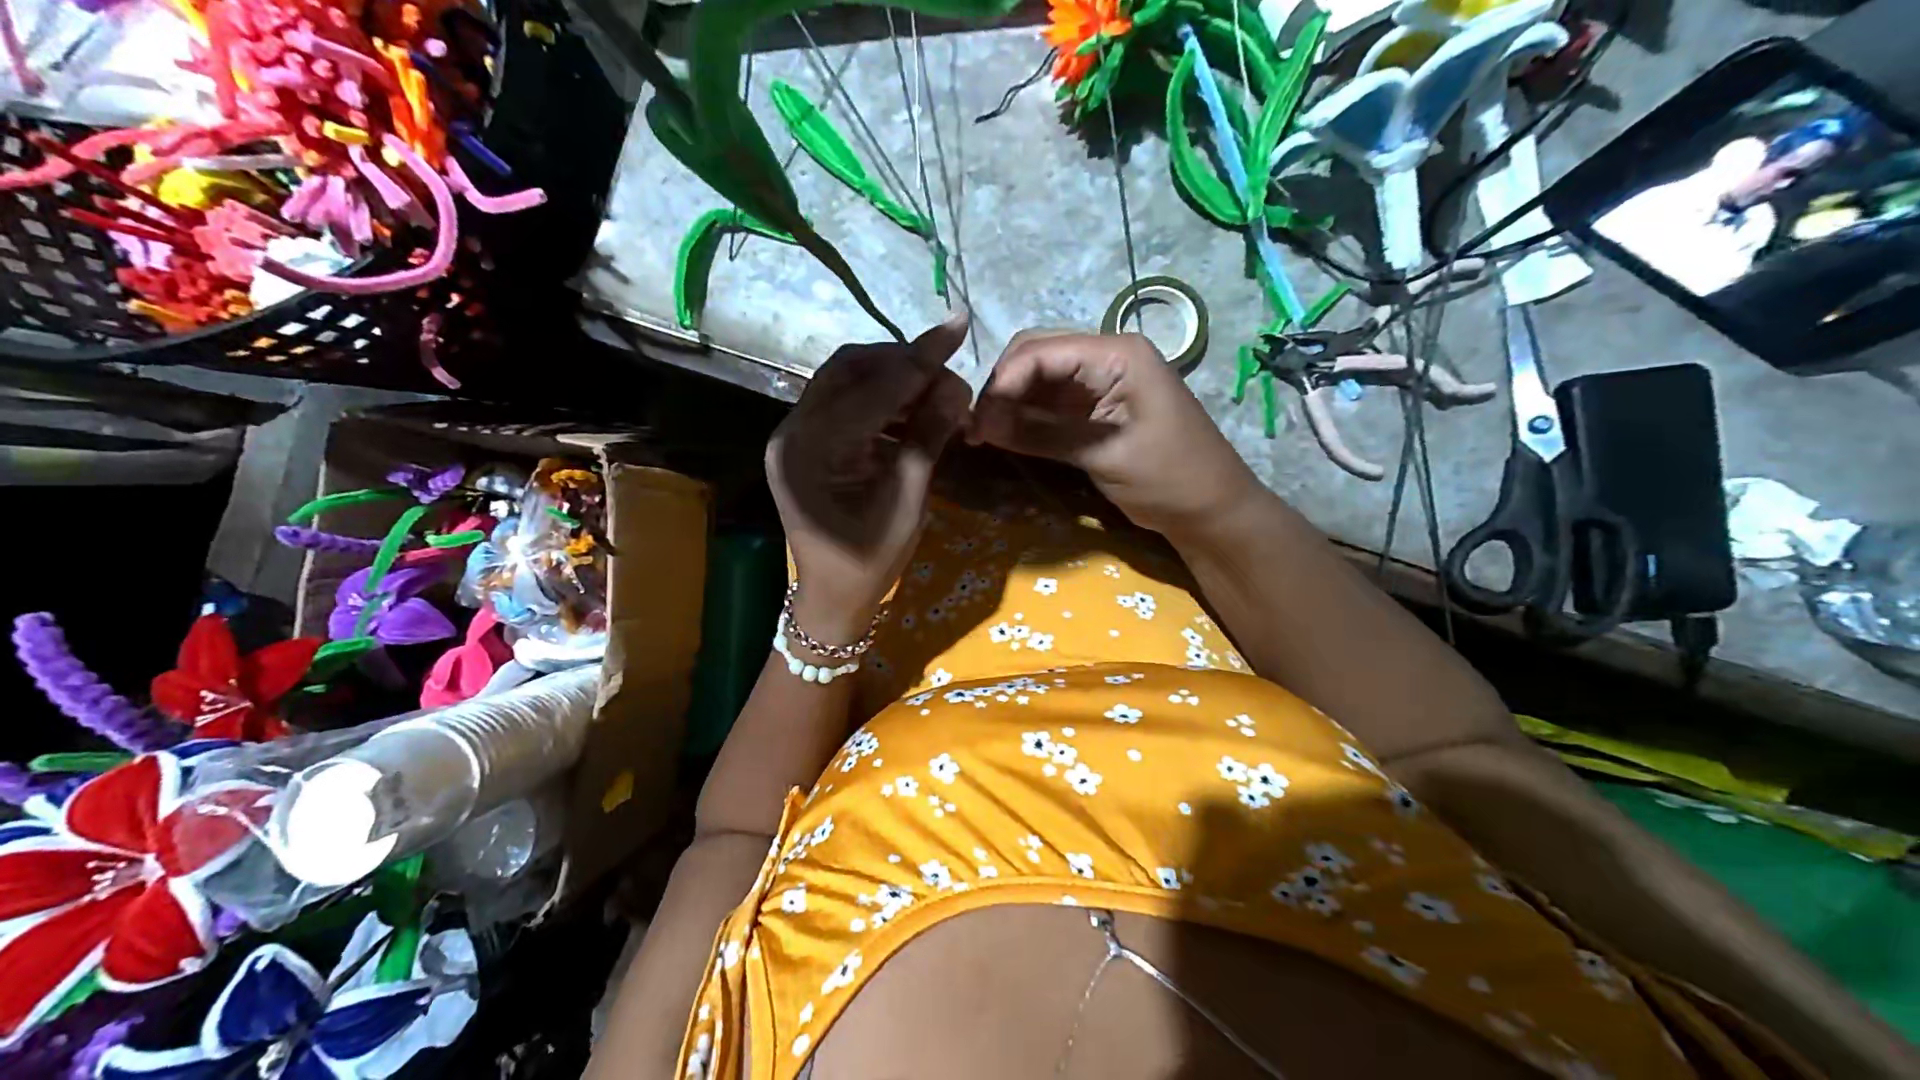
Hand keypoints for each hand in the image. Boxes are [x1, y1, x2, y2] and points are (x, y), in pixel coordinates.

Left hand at [767, 315, 970, 643]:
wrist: (832, 598)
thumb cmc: (869, 561)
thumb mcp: (906, 502)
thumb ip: (927, 437)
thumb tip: (957, 385)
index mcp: (809, 450)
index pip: (871, 389)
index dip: (920, 359)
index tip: (958, 327)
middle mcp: (792, 431)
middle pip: (850, 369)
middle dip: (903, 362)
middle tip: (950, 370)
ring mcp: (795, 435)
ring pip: (847, 380)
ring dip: (893, 378)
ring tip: (938, 391)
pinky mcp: (805, 442)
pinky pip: (844, 403)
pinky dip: (880, 399)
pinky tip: (913, 408)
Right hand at [967, 330, 1259, 537]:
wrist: (1211, 510)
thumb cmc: (1170, 477)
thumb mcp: (1103, 454)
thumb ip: (1041, 434)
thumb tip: (979, 425)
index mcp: (1117, 353)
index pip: (1041, 351)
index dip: (1003, 382)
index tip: (975, 423)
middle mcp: (1106, 356)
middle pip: (1035, 356)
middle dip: (1001, 388)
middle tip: (975, 429)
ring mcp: (1101, 382)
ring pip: (1038, 379)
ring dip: (1009, 402)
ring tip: (982, 435)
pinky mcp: (1095, 408)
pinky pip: (1050, 403)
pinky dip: (1026, 417)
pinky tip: (1005, 435)